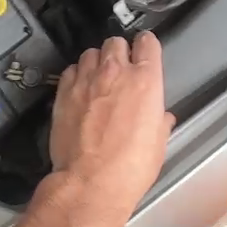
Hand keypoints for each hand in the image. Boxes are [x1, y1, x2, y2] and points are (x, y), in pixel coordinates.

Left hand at [48, 33, 174, 221]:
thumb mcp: (158, 144)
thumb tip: (161, 118)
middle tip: (121, 68)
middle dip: (119, 52)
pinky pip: (70, 71)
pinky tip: (80, 91)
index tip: (145, 51)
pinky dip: (76, 77)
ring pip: (91, 53)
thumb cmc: (129, 168)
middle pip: (116, 41)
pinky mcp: (64, 93)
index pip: (148, 41)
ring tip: (98, 79)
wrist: (90, 184)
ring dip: (96, 62)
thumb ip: (159, 121)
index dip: (146, 45)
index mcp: (145, 80)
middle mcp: (115, 72)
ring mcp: (87, 81)